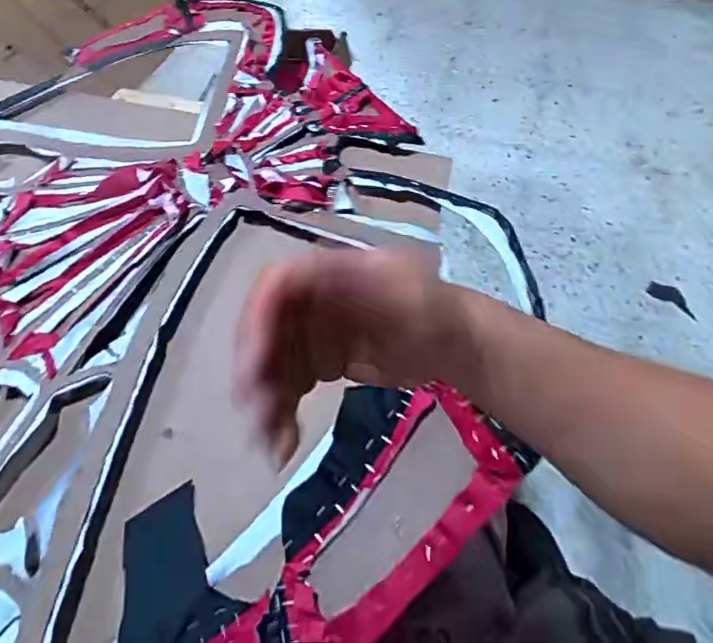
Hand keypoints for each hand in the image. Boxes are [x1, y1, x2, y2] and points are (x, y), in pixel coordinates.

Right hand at [236, 247, 472, 463]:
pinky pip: (287, 384)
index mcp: (326, 270)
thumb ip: (355, 279)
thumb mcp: (402, 283)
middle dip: (256, 371)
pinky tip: (285, 440)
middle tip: (257, 414)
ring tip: (273, 441)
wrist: (458, 342)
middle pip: (265, 328)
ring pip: (271, 362)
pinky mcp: (319, 360)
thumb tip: (302, 276)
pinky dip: (280, 411)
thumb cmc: (434, 307)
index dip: (257, 320)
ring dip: (264, 399)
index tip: (254, 364)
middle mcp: (310, 298)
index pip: (274, 286)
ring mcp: (313, 330)